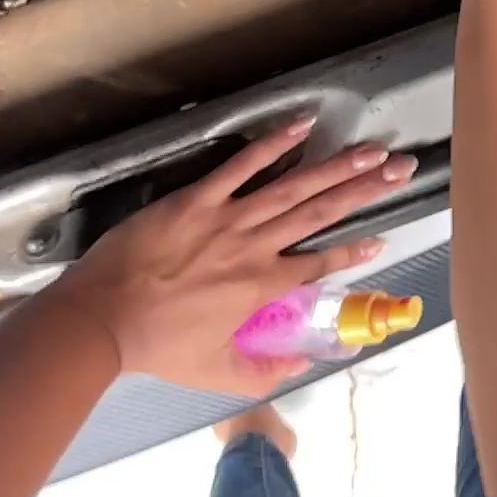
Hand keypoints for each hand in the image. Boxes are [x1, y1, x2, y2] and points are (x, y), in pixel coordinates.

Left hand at [48, 118, 417, 395]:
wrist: (96, 322)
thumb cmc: (155, 346)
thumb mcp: (212, 372)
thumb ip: (261, 372)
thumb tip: (304, 366)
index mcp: (262, 285)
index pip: (320, 262)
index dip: (353, 250)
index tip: (379, 238)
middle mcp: (257, 245)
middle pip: (322, 213)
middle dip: (366, 190)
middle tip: (400, 168)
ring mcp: (230, 217)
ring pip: (295, 187)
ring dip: (337, 166)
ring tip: (372, 150)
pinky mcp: (200, 197)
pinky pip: (242, 165)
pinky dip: (273, 144)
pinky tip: (302, 123)